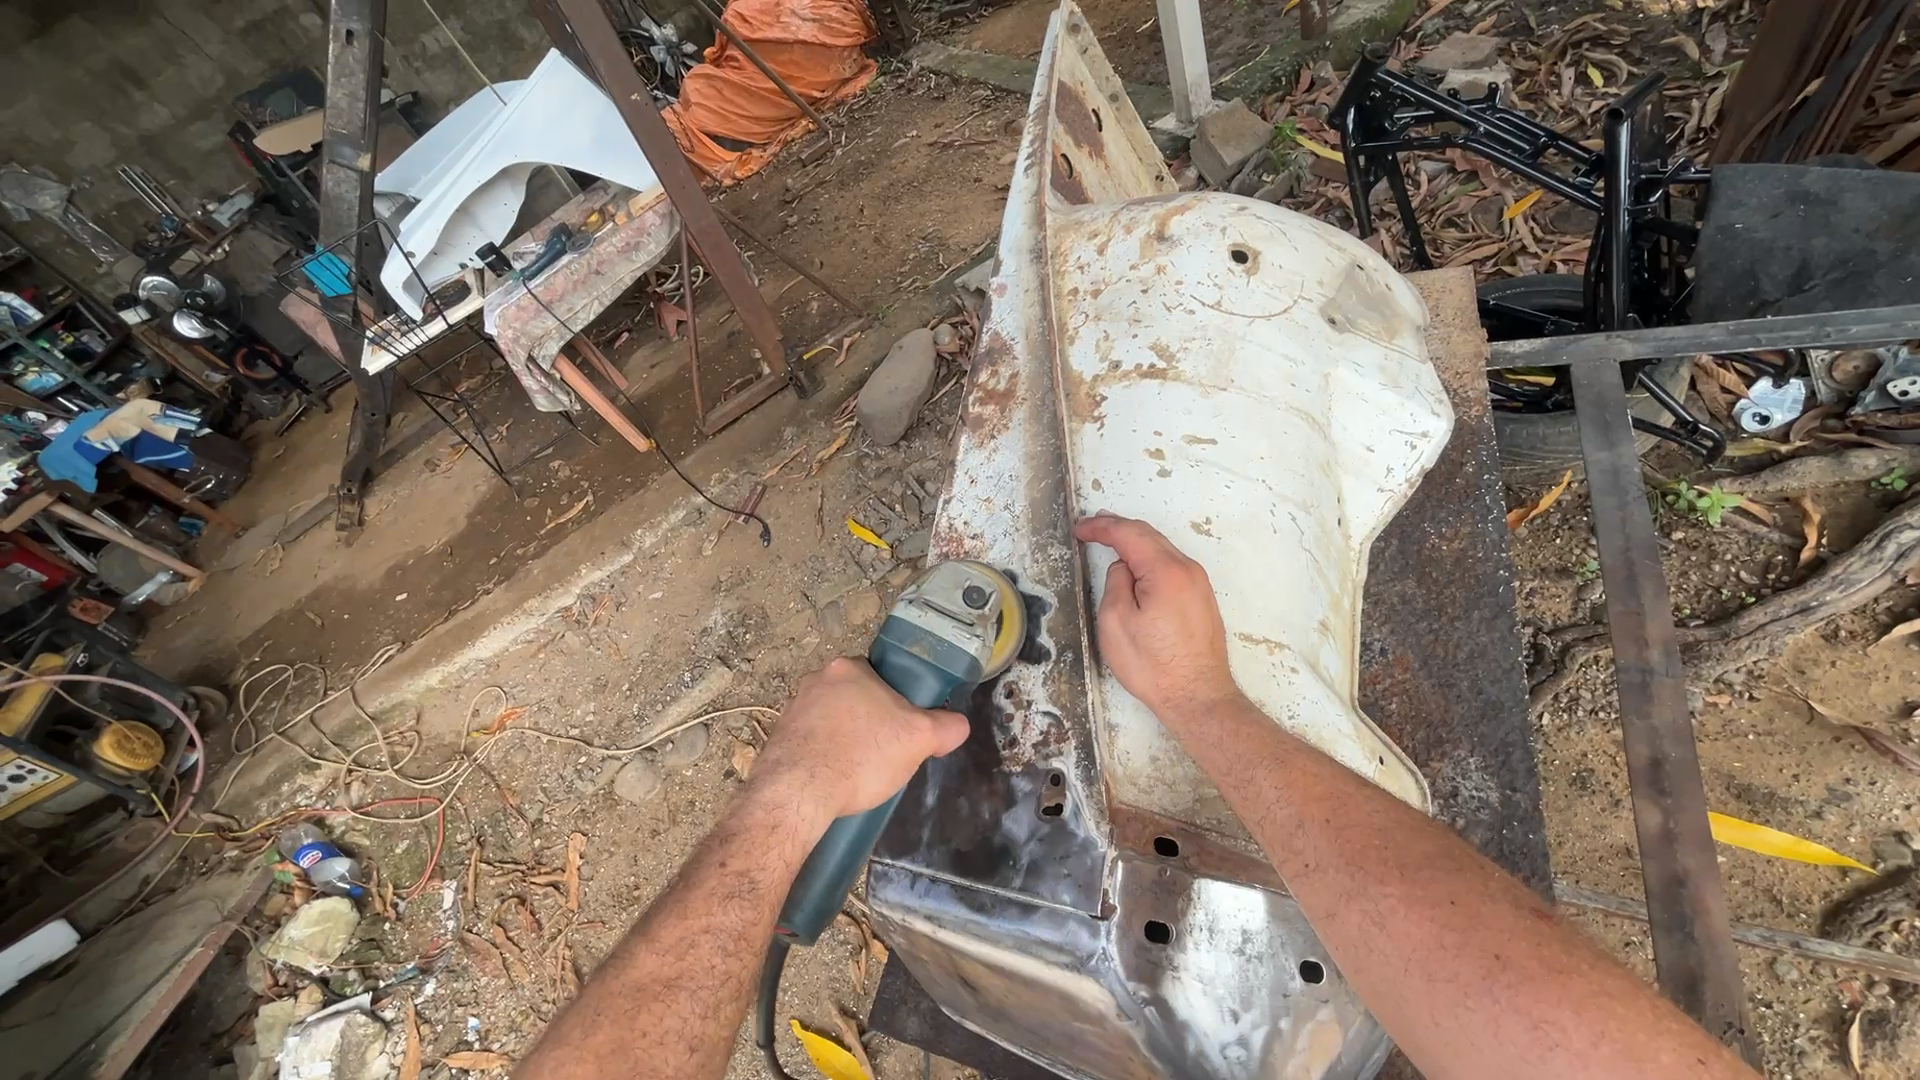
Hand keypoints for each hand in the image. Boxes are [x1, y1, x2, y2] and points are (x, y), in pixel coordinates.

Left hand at [754, 657, 970, 822]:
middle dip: (870, 723)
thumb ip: (945, 727)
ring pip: (832, 721)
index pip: (880, 677)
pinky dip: (822, 758)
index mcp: (848, 668)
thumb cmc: (862, 755)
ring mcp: (792, 709)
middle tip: (884, 752)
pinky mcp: (778, 739)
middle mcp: (816, 679)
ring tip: (858, 773)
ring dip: (845, 740)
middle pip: (855, 699)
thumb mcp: (920, 739)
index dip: (895, 703)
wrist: (798, 793)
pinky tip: (833, 782)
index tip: (901, 729)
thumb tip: (958, 726)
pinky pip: (810, 743)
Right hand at [1074, 513, 1241, 719]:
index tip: (1080, 529)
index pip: (1129, 534)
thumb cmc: (1153, 666)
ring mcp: (1199, 584)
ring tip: (1111, 539)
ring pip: (1163, 550)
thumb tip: (1123, 568)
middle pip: (1149, 536)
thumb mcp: (1116, 622)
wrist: (1198, 697)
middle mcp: (1188, 570)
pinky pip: (1172, 567)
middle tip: (1093, 527)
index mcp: (1166, 571)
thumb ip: (1116, 584)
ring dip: (1135, 543)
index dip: (1101, 527)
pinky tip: (1137, 566)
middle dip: (1119, 528)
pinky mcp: (1201, 600)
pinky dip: (1150, 559)